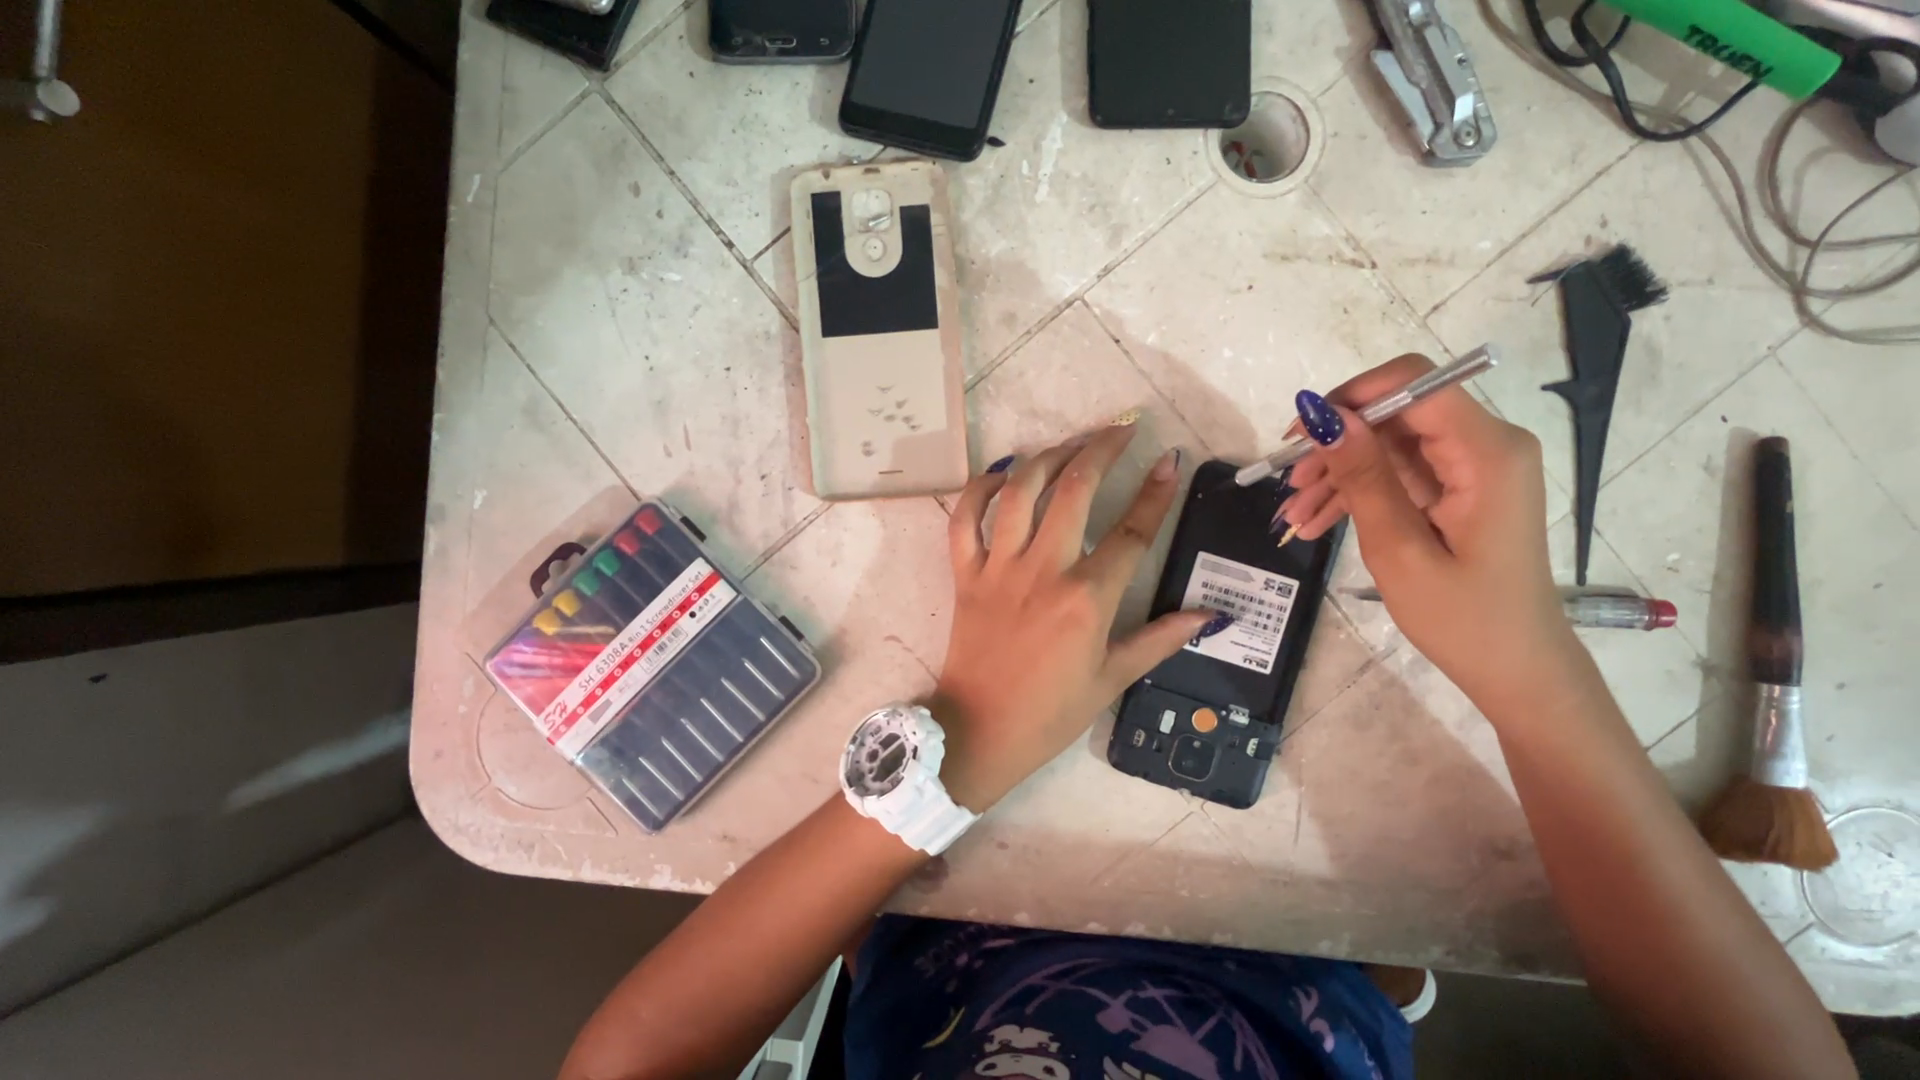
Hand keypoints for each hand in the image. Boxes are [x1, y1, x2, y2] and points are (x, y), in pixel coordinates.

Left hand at [932, 426, 1213, 811]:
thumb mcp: (1113, 679)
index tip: (1171, 459)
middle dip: (1101, 449)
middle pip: (1074, 490)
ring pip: (1021, 492)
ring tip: (1072, 443)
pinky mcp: (965, 574)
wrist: (979, 732)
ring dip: (1048, 457)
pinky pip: (965, 519)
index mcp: (1087, 598)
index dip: (1156, 493)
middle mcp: (1044, 570)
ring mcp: (999, 568)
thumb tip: (1210, 615)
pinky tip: (1003, 473)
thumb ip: (1160, 639)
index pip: (1131, 532)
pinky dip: (980, 489)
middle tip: (1122, 429)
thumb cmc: (1051, 712)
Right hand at [1275, 354, 1580, 710]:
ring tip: (1293, 517)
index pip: (1414, 383)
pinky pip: (1397, 473)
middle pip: (1395, 413)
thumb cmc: (1463, 618)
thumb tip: (1324, 416)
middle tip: (1288, 485)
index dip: (1351, 397)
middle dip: (1337, 444)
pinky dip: (1357, 493)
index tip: (1301, 436)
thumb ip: (1364, 477)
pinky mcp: (1458, 488)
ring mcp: (1472, 467)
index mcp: (1487, 452)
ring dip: (1338, 474)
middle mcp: (1486, 445)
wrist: (1514, 668)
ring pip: (1388, 444)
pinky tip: (1314, 523)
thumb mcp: (1399, 548)